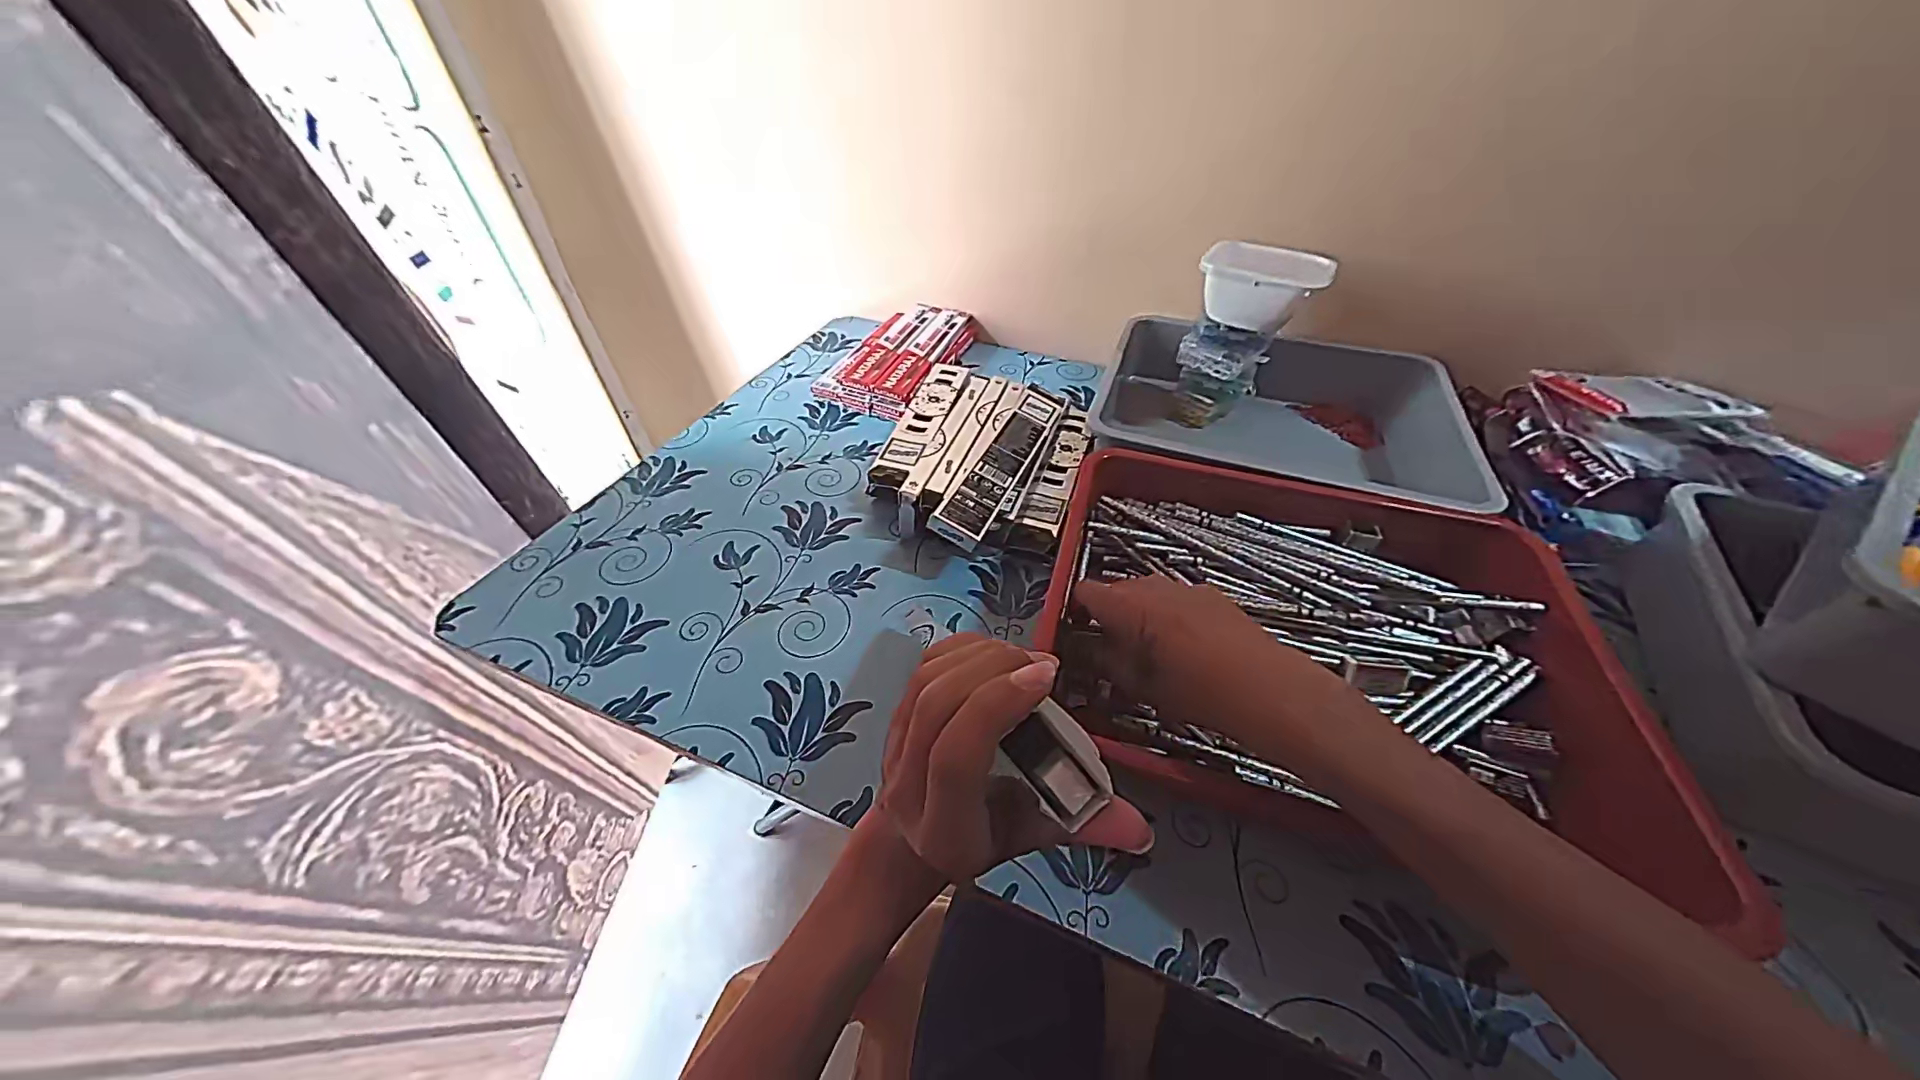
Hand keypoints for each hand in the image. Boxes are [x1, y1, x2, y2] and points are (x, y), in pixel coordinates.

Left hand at [873, 634, 1152, 883]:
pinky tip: (994, 649)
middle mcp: (908, 781)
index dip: (997, 706)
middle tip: (1041, 662)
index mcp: (946, 823)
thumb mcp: (1030, 838)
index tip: (1045, 676)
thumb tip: (1140, 828)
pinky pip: (922, 667)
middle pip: (937, 706)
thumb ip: (1081, 828)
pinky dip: (961, 648)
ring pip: (926, 680)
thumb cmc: (979, 840)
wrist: (915, 839)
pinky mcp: (896, 714)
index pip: (955, 756)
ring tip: (1022, 654)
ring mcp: (894, 744)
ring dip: (979, 654)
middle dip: (993, 670)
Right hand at [1072, 576, 1374, 751]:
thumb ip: (1106, 662)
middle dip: (1105, 617)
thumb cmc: (1204, 692)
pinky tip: (1177, 650)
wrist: (1269, 691)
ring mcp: (1186, 588)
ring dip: (1136, 617)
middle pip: (1114, 590)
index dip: (1072, 611)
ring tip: (1143, 655)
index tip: (1072, 633)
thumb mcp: (1140, 685)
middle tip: (1105, 652)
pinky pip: (1174, 600)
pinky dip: (1166, 617)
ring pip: (1145, 594)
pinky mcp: (1210, 597)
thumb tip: (1088, 654)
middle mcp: (1155, 586)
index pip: (1083, 591)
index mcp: (1130, 604)